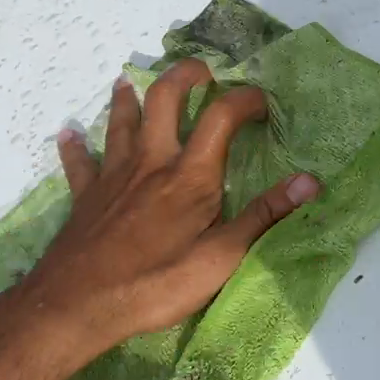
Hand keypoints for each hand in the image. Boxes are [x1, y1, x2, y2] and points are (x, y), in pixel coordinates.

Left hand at [29, 60, 319, 355]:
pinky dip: (76, 145)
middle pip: (163, 100)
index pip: (221, 116)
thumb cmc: (156, 283)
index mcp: (191, 175)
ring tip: (129, 80)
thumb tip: (310, 181)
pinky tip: (69, 133)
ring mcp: (114, 177)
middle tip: (201, 70)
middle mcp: (152, 163)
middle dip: (183, 76)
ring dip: (127, 98)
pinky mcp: (86, 198)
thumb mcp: (223, 257)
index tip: (264, 102)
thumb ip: (265, 215)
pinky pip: (79, 163)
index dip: (245, 99)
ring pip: (120, 123)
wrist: (74, 309)